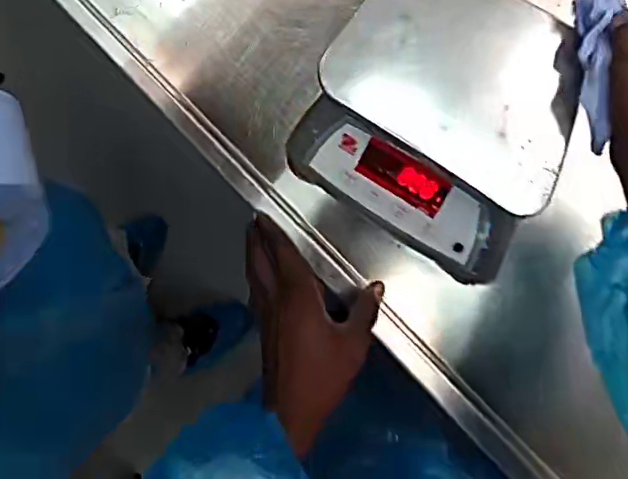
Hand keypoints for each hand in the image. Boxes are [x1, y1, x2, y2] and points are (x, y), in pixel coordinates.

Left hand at [247, 214, 380, 455]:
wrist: (290, 412)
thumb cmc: (321, 376)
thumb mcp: (352, 344)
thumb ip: (363, 312)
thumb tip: (375, 289)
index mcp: (297, 294)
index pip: (282, 254)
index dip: (273, 233)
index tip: (264, 216)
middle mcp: (276, 298)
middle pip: (260, 259)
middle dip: (256, 238)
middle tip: (254, 221)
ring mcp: (265, 313)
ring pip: (254, 273)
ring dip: (252, 254)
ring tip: (253, 241)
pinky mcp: (262, 328)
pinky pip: (255, 289)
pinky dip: (255, 275)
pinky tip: (259, 280)